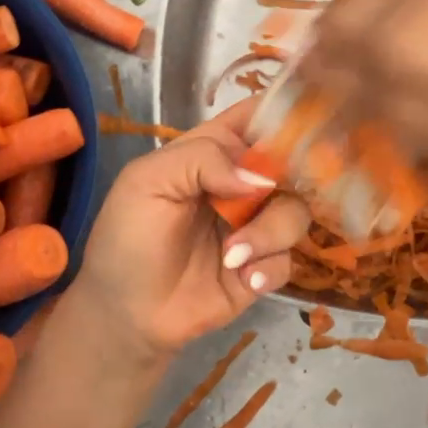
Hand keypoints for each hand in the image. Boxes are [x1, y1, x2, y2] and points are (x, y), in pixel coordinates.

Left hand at [64, 99, 312, 358]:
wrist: (125, 315)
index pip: (256, 117)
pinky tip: (243, 279)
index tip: (302, 123)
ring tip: (233, 255)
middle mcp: (241, 183)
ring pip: (295, 211)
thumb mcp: (148, 181)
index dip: (283, 113)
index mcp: (213, 151)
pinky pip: (288, 257)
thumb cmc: (127, 238)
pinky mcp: (262, 266)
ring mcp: (255, 225)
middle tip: (271, 195)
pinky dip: (268, 267)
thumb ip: (202, 160)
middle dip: (292, 177)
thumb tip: (261, 178)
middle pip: (291, 163)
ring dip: (270, 232)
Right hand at [296, 0, 427, 213]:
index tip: (298, 93)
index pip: (365, 100)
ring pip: (397, 3)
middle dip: (322, 45)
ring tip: (329, 21)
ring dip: (352, 11)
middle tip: (298, 52)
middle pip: (368, 40)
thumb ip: (422, 170)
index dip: (322, 94)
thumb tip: (373, 151)